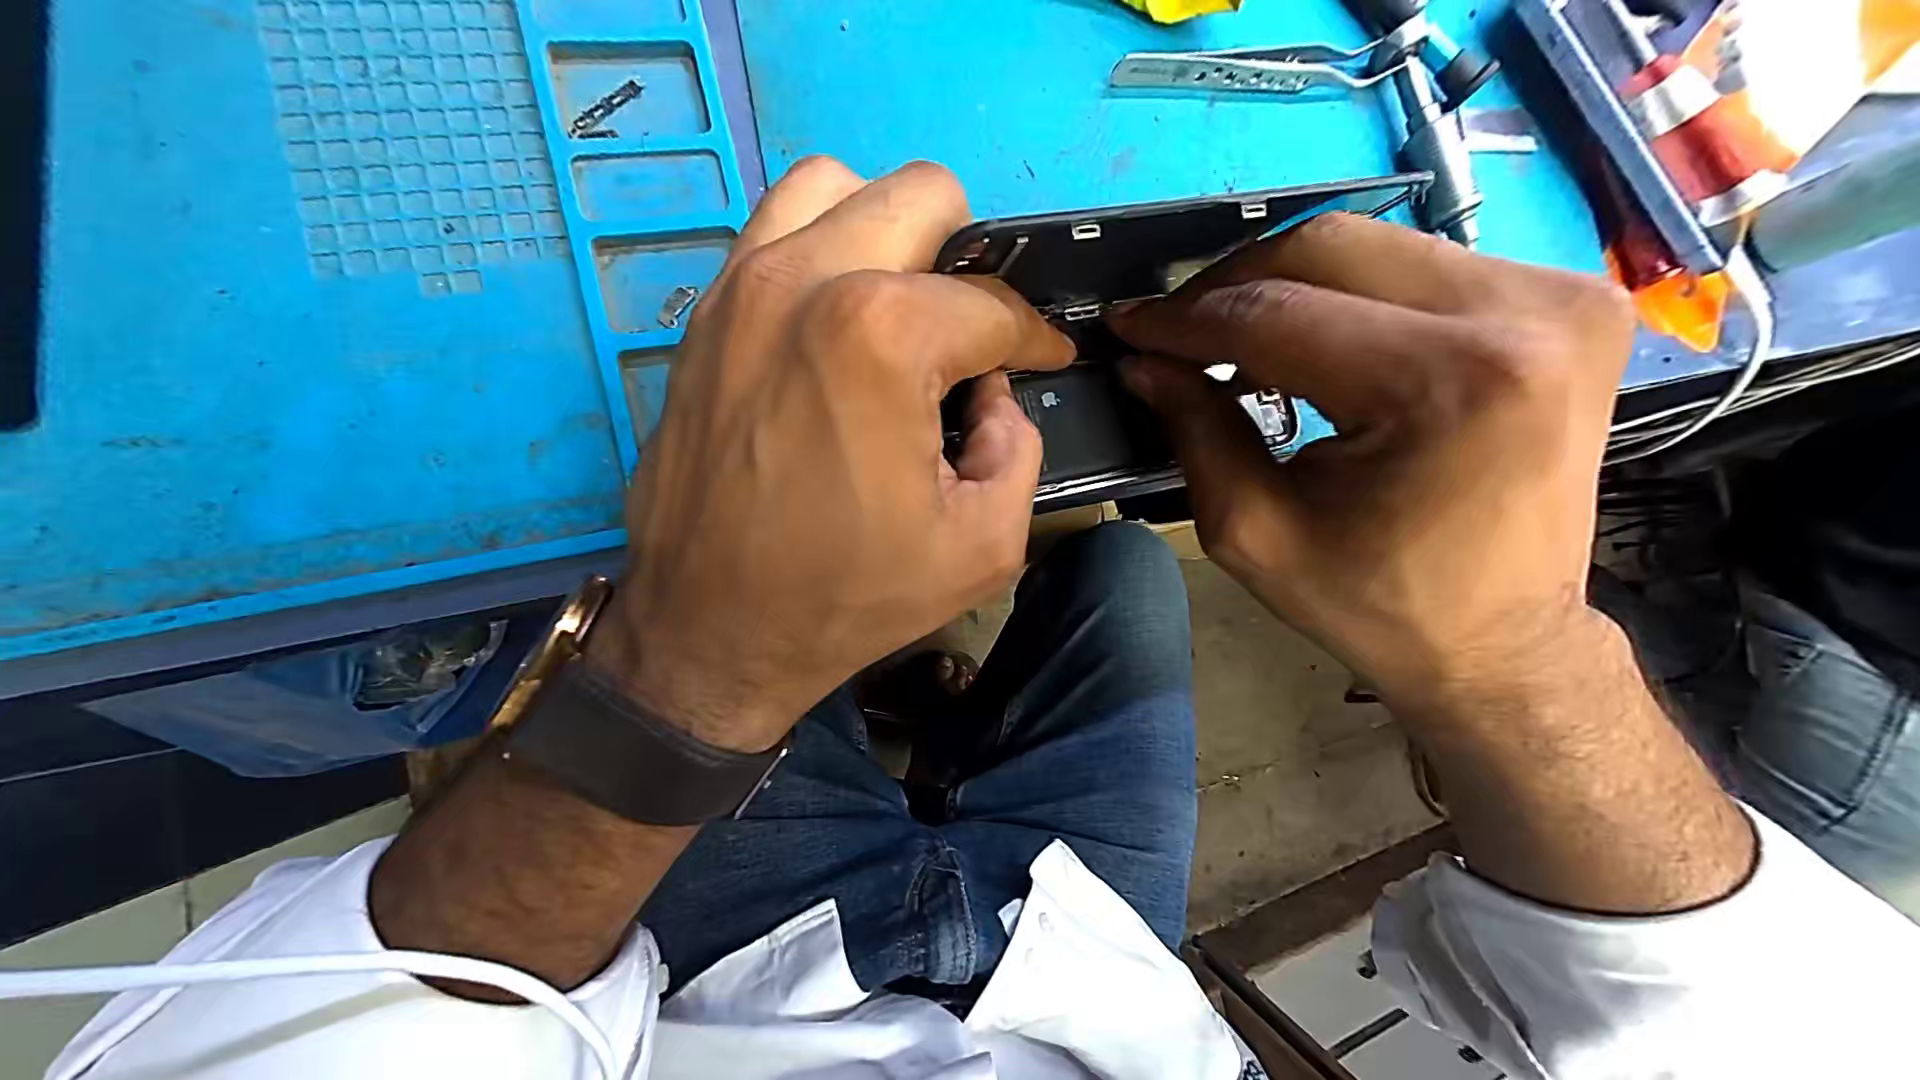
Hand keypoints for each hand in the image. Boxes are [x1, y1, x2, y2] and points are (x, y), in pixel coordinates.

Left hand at [587, 158, 1071, 750]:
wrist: (711, 630)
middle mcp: (805, 278)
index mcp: (884, 336)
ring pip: (837, 186)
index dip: (1034, 336)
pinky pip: (774, 232)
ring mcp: (740, 284)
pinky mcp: (703, 314)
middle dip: (968, 262)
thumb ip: (1021, 447)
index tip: (1044, 358)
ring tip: (902, 311)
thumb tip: (994, 395)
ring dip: (889, 235)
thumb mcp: (984, 544)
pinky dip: (823, 253)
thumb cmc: (848, 595)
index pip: (991, 305)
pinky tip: (838, 324)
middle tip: (968, 335)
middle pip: (924, 197)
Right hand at [1111, 213, 1635, 706]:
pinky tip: (1300, 340)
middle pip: (1328, 248)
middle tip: (1173, 329)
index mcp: (1446, 386)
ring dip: (1279, 286)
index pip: (1275, 315)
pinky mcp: (1565, 302)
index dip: (1184, 320)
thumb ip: (1195, 432)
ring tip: (1226, 338)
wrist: (1501, 640)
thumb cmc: (1375, 604)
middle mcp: (1520, 315)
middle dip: (1227, 285)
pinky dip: (1339, 296)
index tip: (1129, 328)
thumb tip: (1143, 362)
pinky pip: (1416, 267)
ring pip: (1370, 245)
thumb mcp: (1255, 532)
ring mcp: (1558, 297)